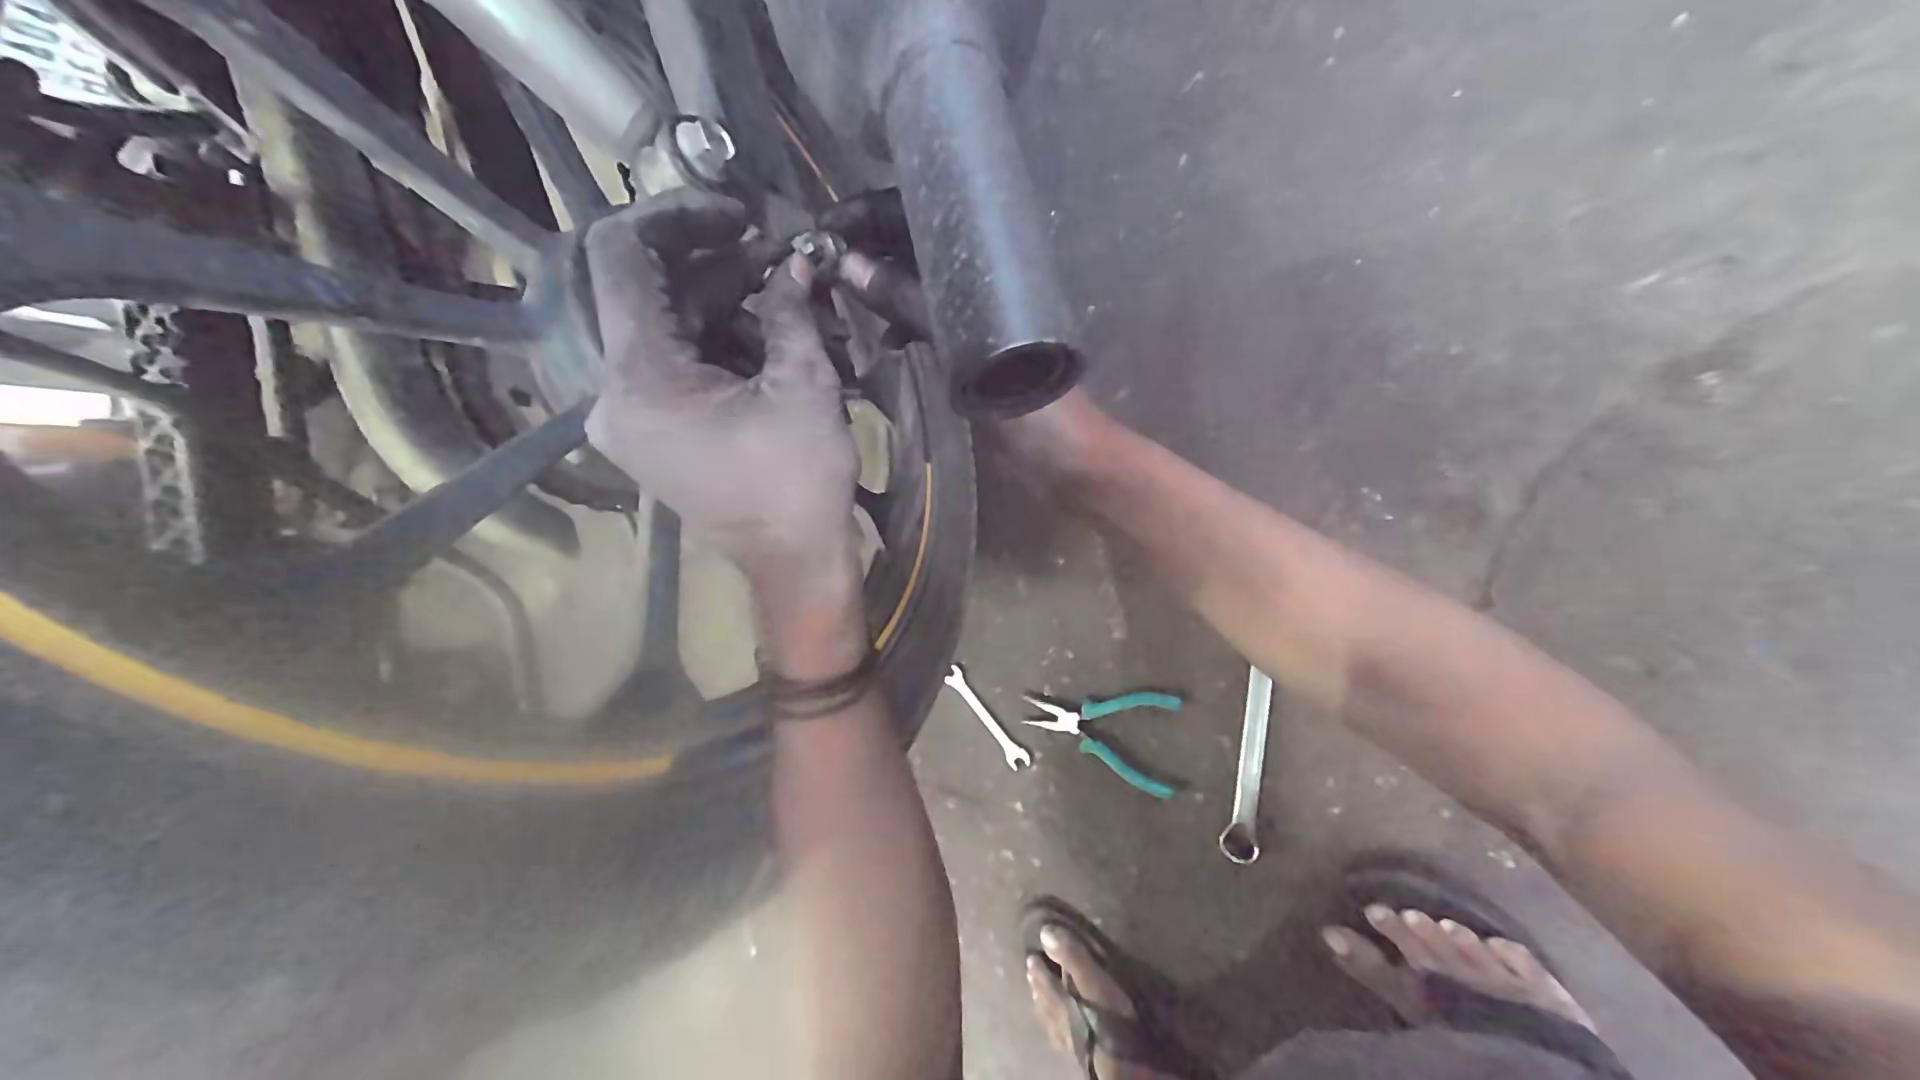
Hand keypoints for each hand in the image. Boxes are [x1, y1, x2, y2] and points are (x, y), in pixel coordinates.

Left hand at [583, 191, 859, 583]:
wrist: (793, 563)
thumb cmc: (801, 483)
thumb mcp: (805, 387)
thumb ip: (790, 310)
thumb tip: (795, 262)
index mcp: (641, 378)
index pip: (621, 256)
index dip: (677, 217)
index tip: (739, 217)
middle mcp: (613, 393)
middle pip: (642, 292)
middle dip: (711, 266)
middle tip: (776, 259)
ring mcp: (627, 416)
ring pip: (659, 327)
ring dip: (720, 304)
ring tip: (785, 302)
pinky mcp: (650, 431)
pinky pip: (669, 363)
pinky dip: (713, 341)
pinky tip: (765, 338)